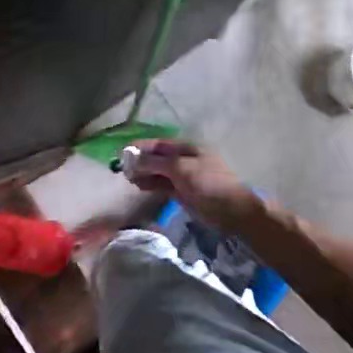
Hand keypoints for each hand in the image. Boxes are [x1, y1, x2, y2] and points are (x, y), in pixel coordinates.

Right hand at [125, 140, 264, 232]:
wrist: (231, 209)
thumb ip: (156, 162)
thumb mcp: (180, 168)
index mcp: (187, 148)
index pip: (159, 144)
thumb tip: (135, 158)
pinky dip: (151, 185)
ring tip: (129, 179)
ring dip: (144, 174)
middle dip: (141, 161)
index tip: (123, 152)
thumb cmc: (208, 182)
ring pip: (158, 172)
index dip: (141, 147)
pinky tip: (139, 186)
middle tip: (122, 169)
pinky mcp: (182, 193)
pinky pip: (163, 185)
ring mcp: (183, 177)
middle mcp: (184, 160)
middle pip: (158, 158)